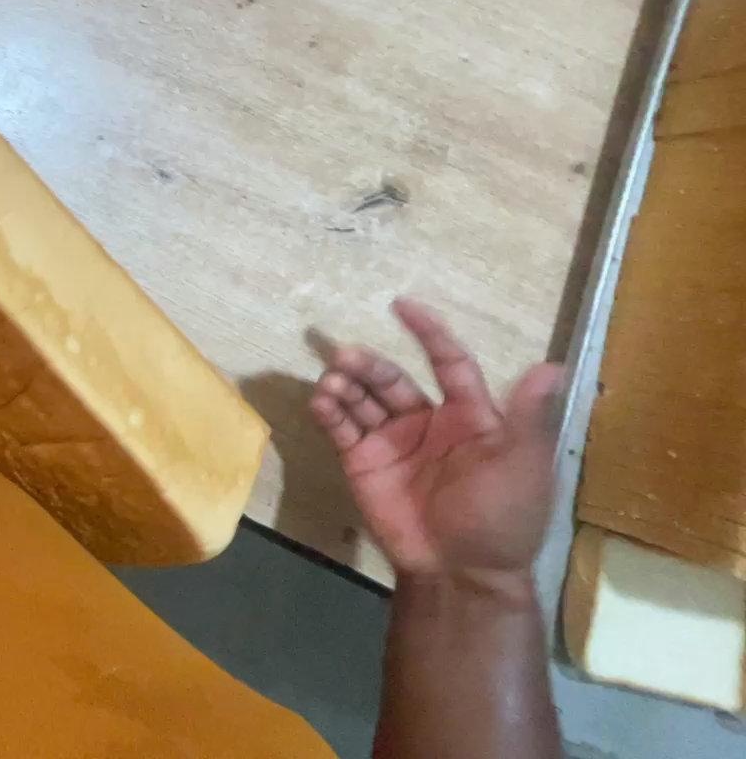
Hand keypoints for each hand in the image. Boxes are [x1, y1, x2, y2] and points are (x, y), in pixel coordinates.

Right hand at [309, 298, 562, 588]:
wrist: (458, 568)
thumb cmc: (501, 516)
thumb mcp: (523, 466)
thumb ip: (528, 418)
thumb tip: (552, 366)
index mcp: (469, 419)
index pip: (447, 364)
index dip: (428, 334)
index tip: (401, 305)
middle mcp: (425, 422)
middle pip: (391, 379)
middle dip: (368, 364)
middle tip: (346, 357)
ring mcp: (389, 440)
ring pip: (360, 398)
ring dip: (344, 384)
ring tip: (333, 384)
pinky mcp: (360, 459)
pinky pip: (339, 425)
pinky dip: (327, 409)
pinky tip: (322, 402)